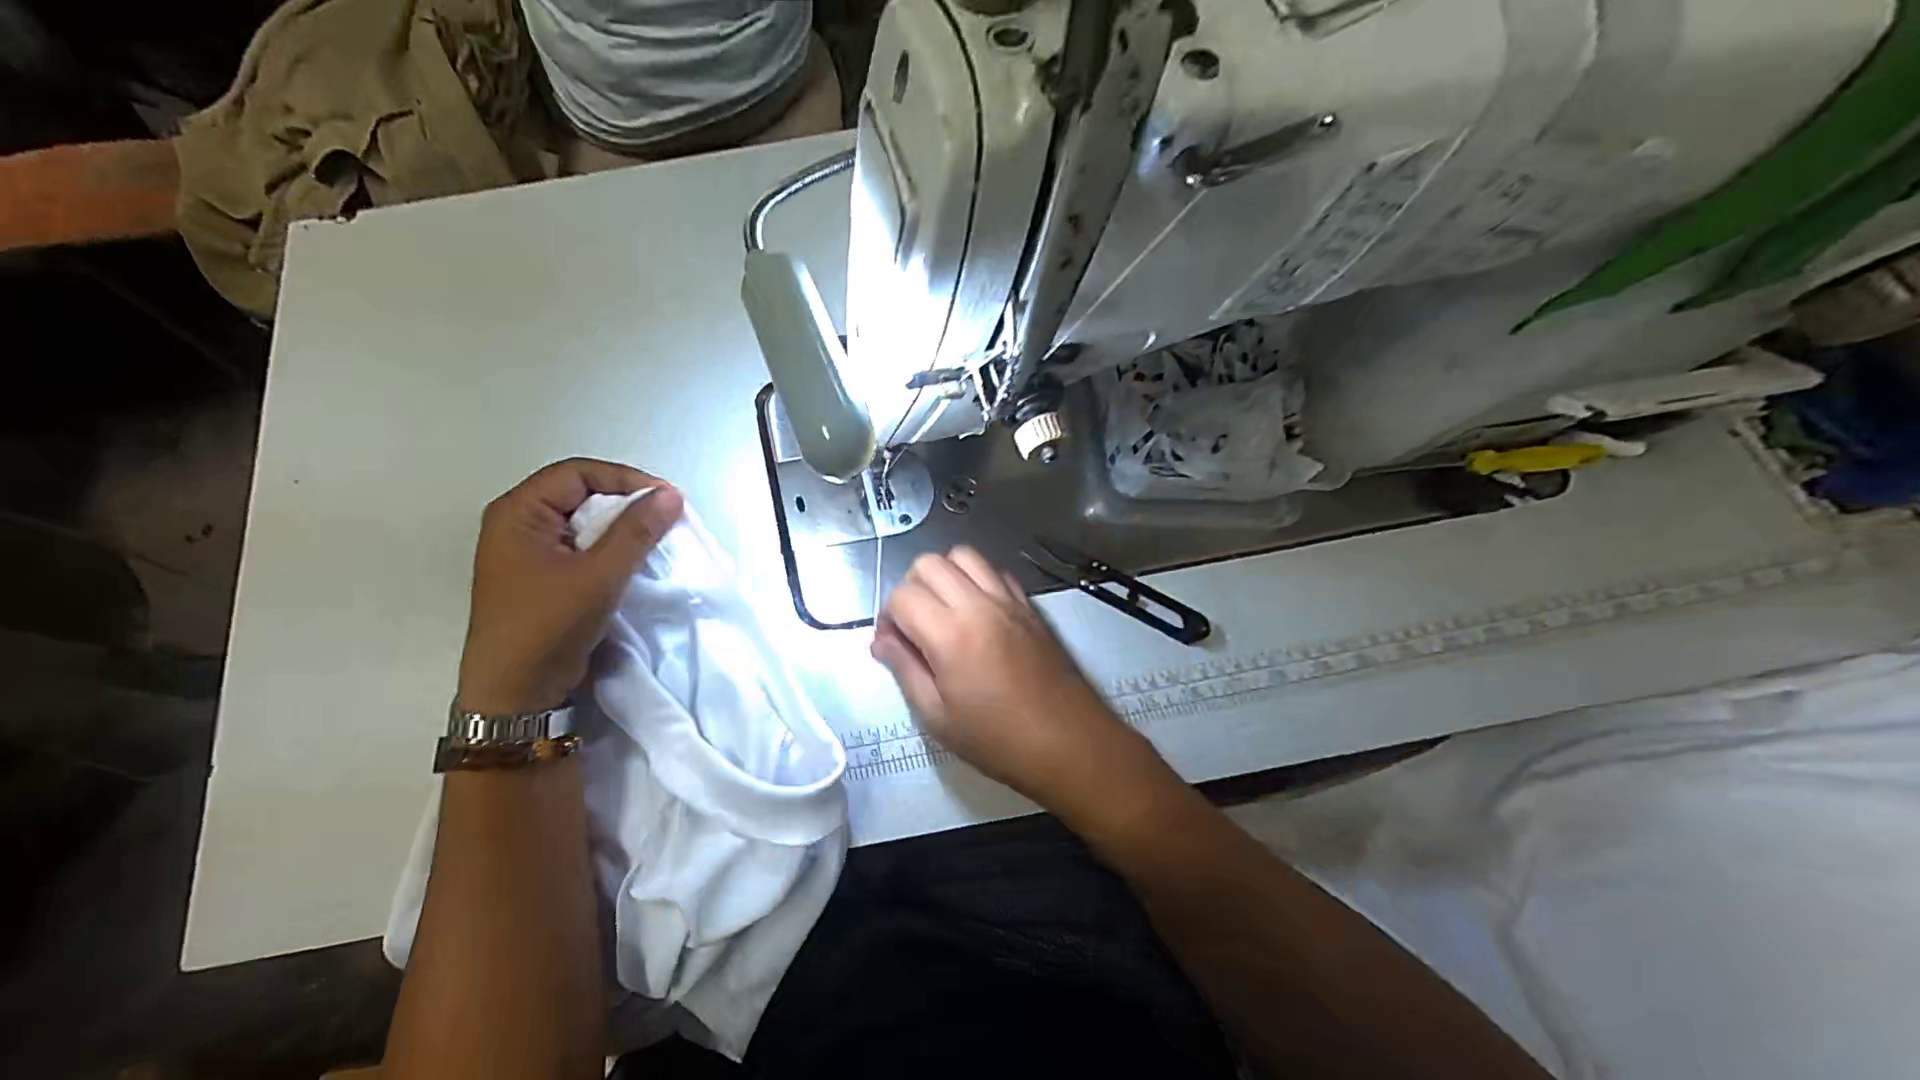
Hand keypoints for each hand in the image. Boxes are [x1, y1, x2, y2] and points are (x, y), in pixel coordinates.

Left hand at [456, 458, 684, 714]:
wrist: (515, 694)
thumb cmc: (547, 627)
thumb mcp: (599, 576)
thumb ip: (636, 531)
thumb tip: (671, 495)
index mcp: (517, 513)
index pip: (578, 473)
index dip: (625, 479)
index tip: (666, 498)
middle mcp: (518, 524)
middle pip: (580, 493)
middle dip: (626, 502)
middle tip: (665, 518)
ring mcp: (528, 551)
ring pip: (584, 521)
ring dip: (621, 527)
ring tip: (655, 538)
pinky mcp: (542, 575)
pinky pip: (582, 546)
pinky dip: (611, 548)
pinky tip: (634, 561)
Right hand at [870, 546, 1158, 813]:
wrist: (1069, 743)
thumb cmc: (998, 740)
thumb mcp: (938, 717)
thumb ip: (904, 669)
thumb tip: (881, 640)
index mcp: (951, 634)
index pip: (902, 595)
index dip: (887, 616)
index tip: (893, 643)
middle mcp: (979, 605)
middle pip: (929, 563)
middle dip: (911, 587)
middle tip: (914, 625)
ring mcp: (1008, 601)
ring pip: (964, 555)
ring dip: (944, 575)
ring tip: (944, 611)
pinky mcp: (1029, 606)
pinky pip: (996, 571)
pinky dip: (977, 578)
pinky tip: (977, 611)